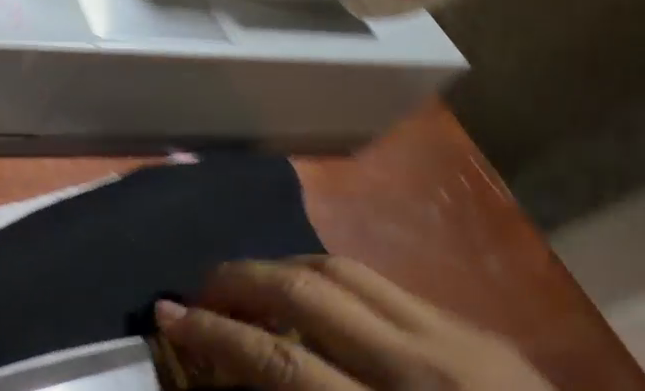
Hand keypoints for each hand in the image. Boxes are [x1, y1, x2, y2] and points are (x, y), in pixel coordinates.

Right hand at [154, 258, 554, 390]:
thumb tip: (242, 375)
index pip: (281, 363)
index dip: (214, 336)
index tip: (166, 317)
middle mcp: (422, 369)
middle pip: (305, 294)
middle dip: (236, 282)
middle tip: (198, 292)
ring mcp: (457, 339)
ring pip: (341, 270)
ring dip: (278, 268)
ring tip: (246, 286)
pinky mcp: (478, 329)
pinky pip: (382, 283)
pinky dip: (331, 281)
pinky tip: (314, 298)